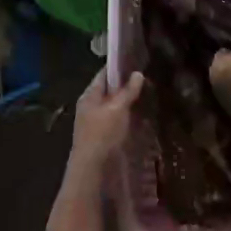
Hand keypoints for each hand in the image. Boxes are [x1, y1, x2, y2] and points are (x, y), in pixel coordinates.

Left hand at [67, 69, 144, 185]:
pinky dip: (121, 115)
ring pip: (109, 105)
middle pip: (106, 90)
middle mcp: (88, 105)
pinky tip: (133, 118)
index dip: (117, 67)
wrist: (90, 168)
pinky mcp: (97, 135)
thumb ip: (128, 91)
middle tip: (143, 81)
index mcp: (89, 95)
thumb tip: (137, 73)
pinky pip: (111, 119)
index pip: (103, 74)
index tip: (134, 62)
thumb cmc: (102, 133)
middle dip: (122, 86)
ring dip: (123, 102)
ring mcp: (91, 121)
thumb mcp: (118, 109)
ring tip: (142, 98)